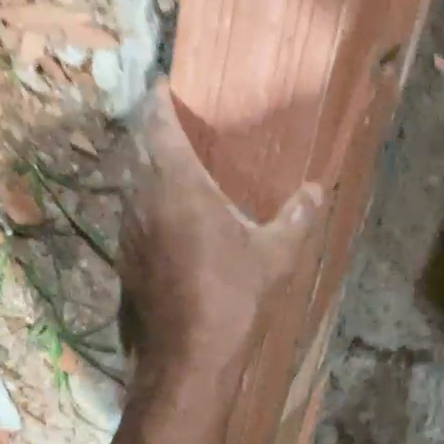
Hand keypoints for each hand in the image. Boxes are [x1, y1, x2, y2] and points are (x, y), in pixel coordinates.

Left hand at [120, 81, 322, 391]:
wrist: (188, 358)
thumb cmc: (234, 297)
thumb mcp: (276, 256)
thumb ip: (297, 218)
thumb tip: (317, 190)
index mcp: (179, 185)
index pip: (158, 125)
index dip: (158, 101)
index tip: (164, 85)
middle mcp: (144, 200)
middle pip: (139, 150)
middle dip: (155, 134)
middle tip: (179, 126)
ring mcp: (129, 232)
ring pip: (133, 185)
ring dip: (149, 170)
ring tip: (178, 169)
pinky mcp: (126, 260)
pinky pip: (134, 216)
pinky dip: (149, 204)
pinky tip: (172, 221)